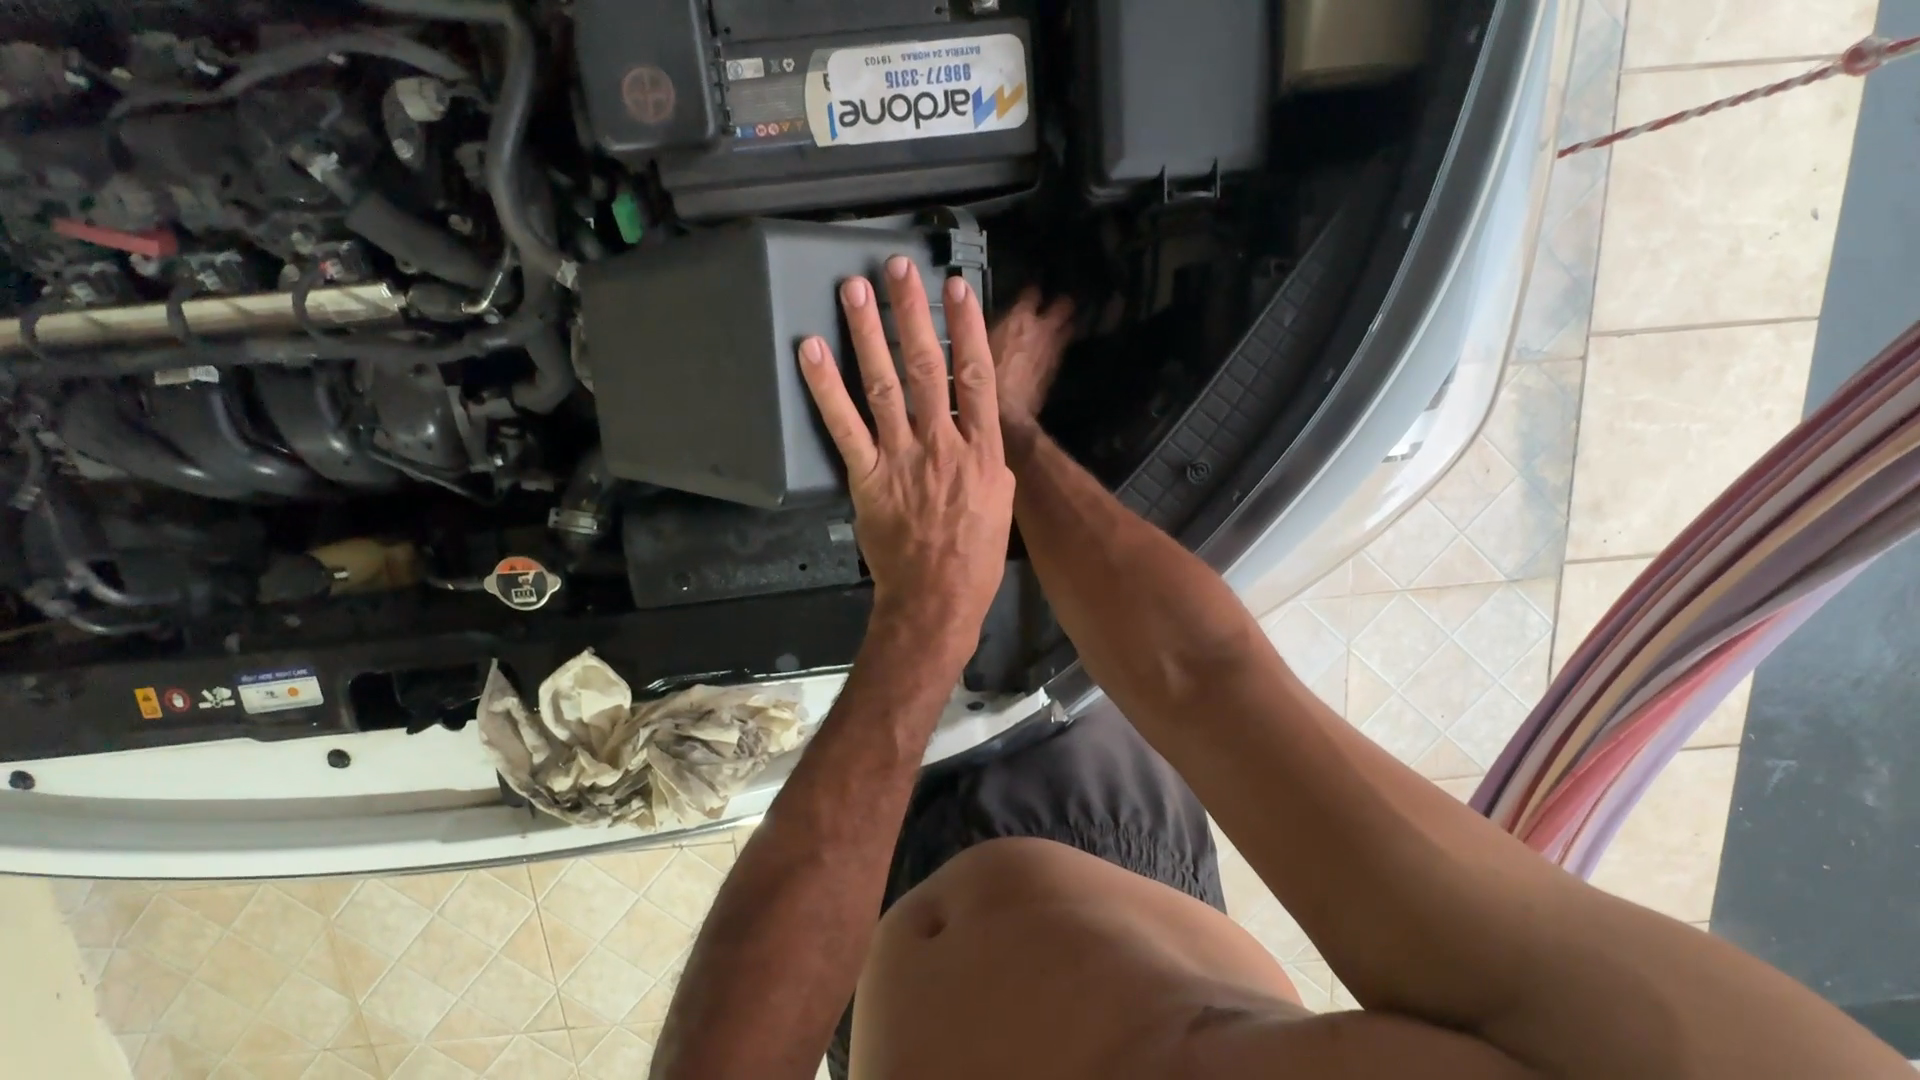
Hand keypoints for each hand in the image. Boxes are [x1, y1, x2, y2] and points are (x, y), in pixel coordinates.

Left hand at [799, 257, 1014, 644]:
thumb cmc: (974, 558)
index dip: (966, 328)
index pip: (975, 376)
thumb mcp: (1000, 502)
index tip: (955, 287)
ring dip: (869, 334)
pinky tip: (812, 352)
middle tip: (897, 270)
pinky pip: (844, 427)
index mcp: (981, 451)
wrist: (937, 599)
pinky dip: (827, 388)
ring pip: (885, 386)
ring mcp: (903, 459)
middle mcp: (943, 445)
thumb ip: (986, 458)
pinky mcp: (868, 478)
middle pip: (928, 368)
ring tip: (855, 291)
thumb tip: (974, 427)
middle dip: (912, 314)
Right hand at [986, 287, 1076, 437]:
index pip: (1033, 291)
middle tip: (1058, 301)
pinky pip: (1060, 350)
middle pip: (1063, 306)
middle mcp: (1041, 330)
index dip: (1033, 288)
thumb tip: (975, 315)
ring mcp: (1052, 349)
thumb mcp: (978, 347)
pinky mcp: (1054, 369)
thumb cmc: (985, 379)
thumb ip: (985, 328)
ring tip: (1061, 321)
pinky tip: (1051, 349)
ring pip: (1068, 327)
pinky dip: (1057, 345)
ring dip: (1065, 324)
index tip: (1031, 287)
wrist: (1008, 414)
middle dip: (1062, 303)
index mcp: (1020, 319)